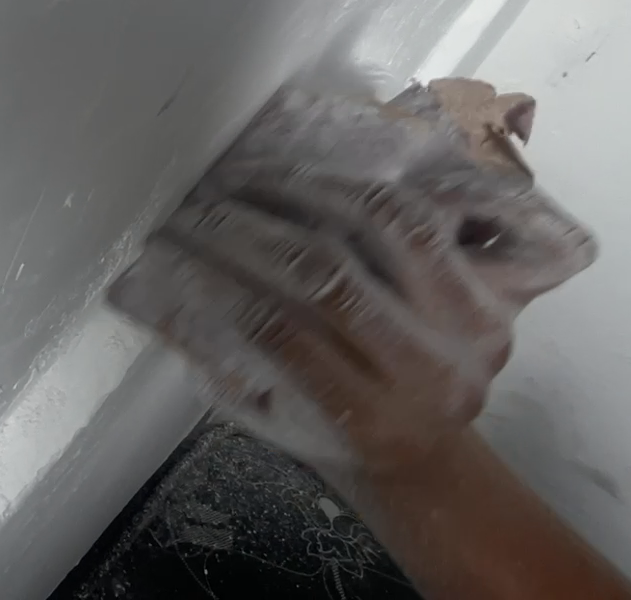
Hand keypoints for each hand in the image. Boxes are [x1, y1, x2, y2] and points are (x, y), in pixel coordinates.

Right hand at [112, 168, 520, 475]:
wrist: (425, 451)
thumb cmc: (324, 429)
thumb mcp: (261, 411)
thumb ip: (211, 352)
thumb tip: (140, 287)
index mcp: (368, 418)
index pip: (278, 330)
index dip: (211, 278)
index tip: (161, 245)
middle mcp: (432, 374)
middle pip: (325, 275)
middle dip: (241, 230)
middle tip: (189, 206)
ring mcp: (472, 325)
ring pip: (383, 226)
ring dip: (298, 192)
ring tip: (240, 181)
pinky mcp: (490, 288)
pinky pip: (418, 214)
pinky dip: (351, 186)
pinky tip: (298, 180)